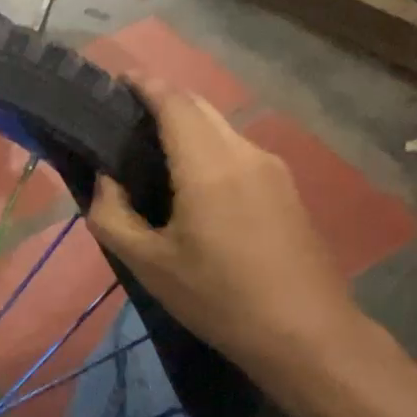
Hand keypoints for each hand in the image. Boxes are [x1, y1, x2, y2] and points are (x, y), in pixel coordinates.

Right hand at [89, 78, 363, 377]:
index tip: (117, 80)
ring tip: (156, 148)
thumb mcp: (150, 265)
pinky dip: (210, 146)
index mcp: (208, 164)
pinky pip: (238, 150)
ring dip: (188, 124)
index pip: (173, 101)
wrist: (309, 336)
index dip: (144, 84)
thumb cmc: (221, 299)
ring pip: (222, 127)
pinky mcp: (287, 189)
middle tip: (128, 115)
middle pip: (200, 106)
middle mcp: (243, 152)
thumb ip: (112, 215)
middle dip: (164, 100)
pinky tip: (195, 180)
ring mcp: (272, 169)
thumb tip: (107, 181)